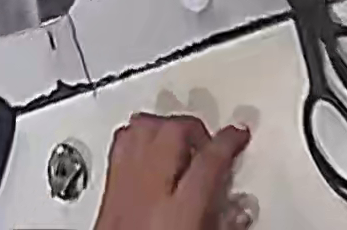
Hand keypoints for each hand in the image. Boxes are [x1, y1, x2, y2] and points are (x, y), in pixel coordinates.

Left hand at [94, 114, 250, 229]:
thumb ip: (222, 229)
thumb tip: (239, 210)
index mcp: (177, 216)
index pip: (209, 162)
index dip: (229, 143)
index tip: (238, 135)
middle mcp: (148, 193)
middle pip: (173, 133)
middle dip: (195, 130)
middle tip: (210, 142)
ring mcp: (124, 187)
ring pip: (144, 127)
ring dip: (166, 126)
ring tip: (181, 139)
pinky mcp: (108, 188)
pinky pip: (123, 142)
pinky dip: (138, 135)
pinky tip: (149, 145)